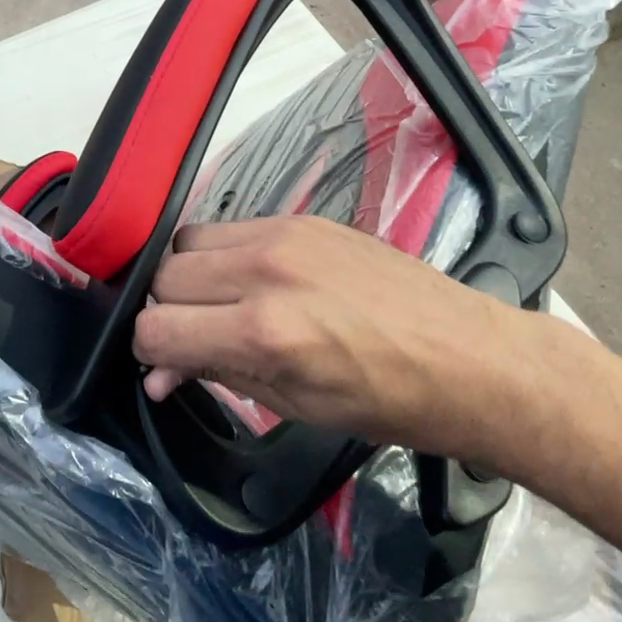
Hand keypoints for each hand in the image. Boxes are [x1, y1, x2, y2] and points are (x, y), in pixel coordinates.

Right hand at [132, 215, 550, 461]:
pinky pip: (230, 228)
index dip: (151, 351)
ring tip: (223, 303)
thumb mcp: (292, 404)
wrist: (470, 359)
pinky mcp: (302, 217)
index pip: (155, 328)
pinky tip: (254, 280)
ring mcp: (283, 235)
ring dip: (189, 277)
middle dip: (167, 312)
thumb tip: (158, 372)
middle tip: (197, 335)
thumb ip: (214, 375)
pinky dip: (223, 255)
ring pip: (185, 243)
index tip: (167, 362)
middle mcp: (264, 272)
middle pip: (162, 277)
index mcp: (263, 332)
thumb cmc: (387, 400)